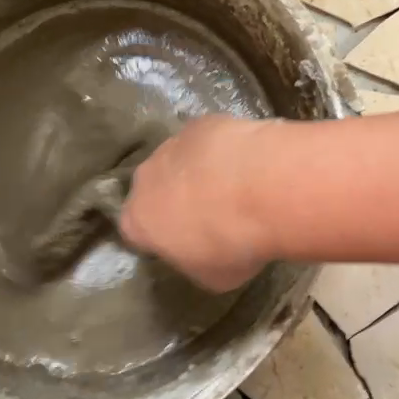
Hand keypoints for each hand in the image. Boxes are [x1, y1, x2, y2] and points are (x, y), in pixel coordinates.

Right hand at [117, 116, 276, 291]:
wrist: (261, 186)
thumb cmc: (231, 243)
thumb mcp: (210, 276)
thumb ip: (192, 259)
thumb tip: (198, 249)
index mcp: (137, 220)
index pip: (137, 230)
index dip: (161, 236)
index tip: (185, 242)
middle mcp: (145, 177)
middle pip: (155, 188)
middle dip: (176, 197)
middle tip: (211, 212)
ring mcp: (173, 143)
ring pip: (180, 160)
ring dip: (200, 171)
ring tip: (236, 185)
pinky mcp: (202, 122)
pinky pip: (207, 139)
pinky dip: (221, 148)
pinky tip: (247, 161)